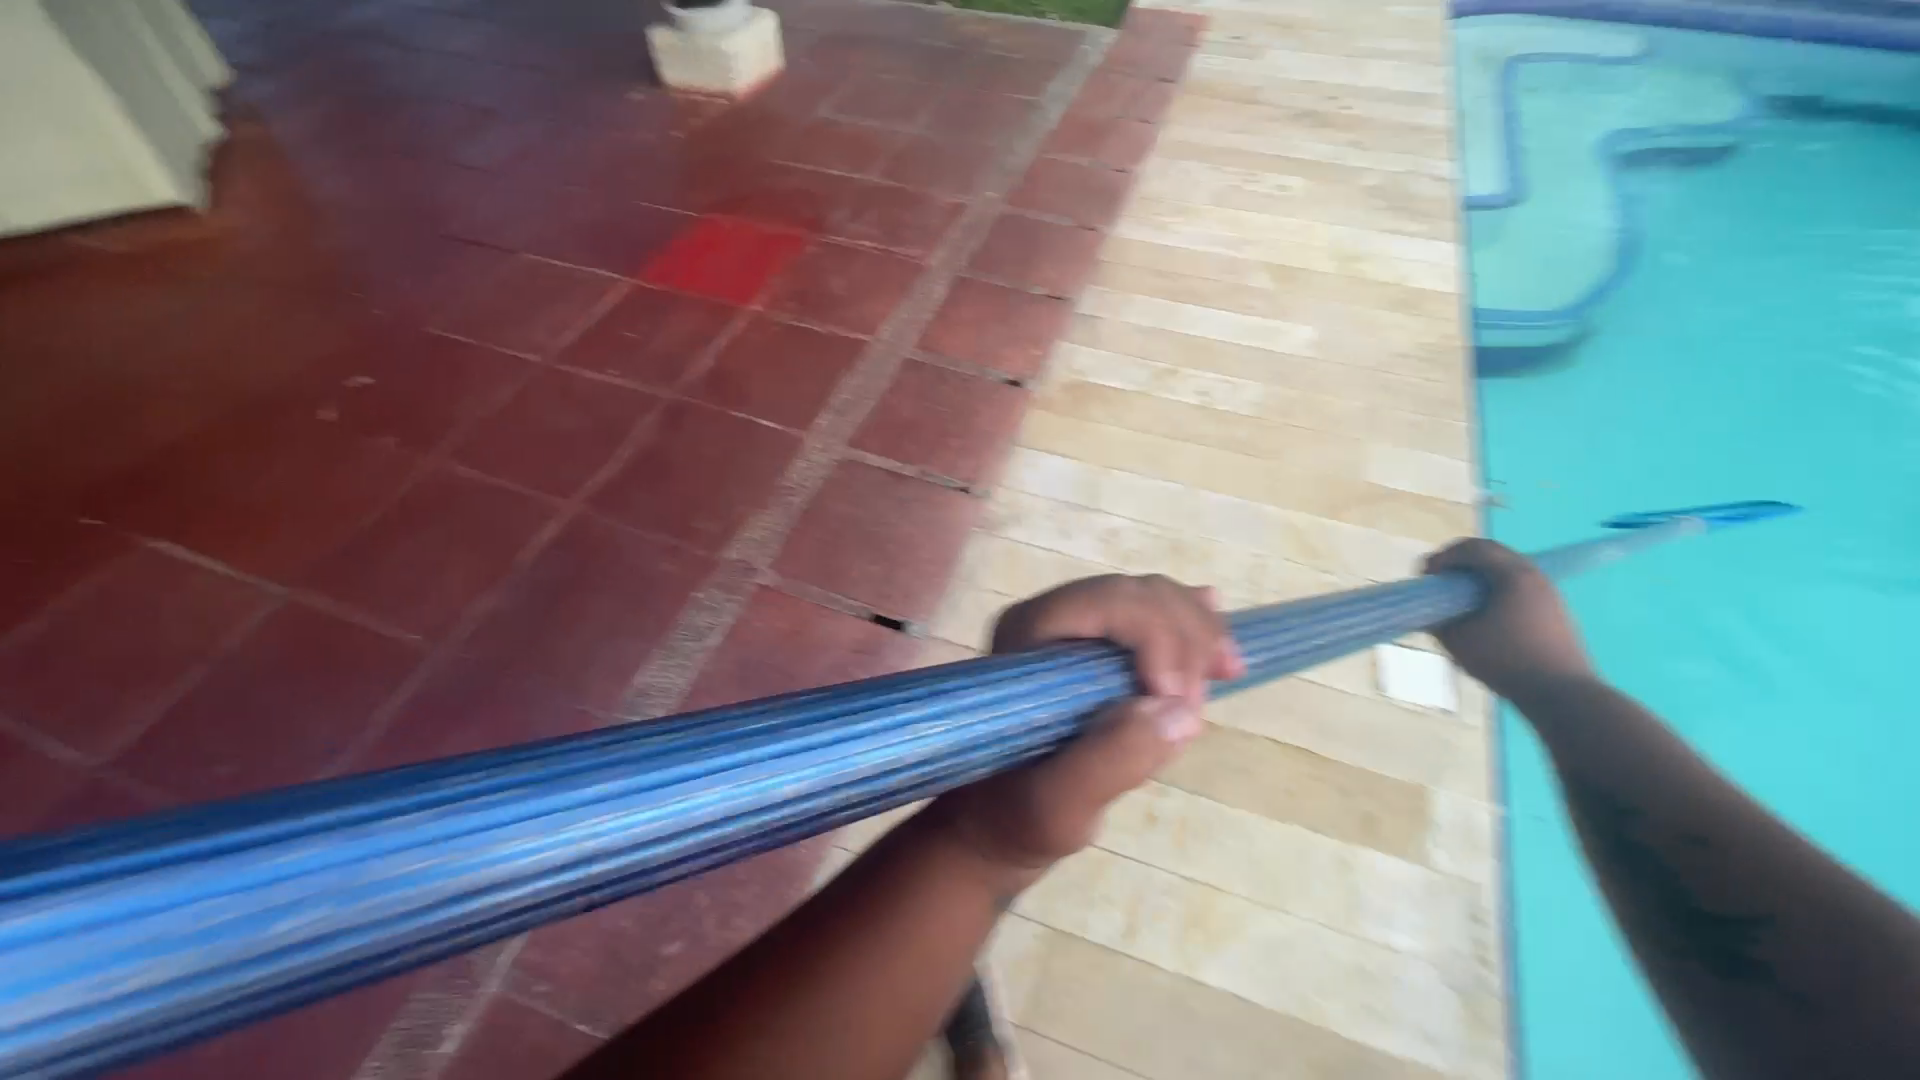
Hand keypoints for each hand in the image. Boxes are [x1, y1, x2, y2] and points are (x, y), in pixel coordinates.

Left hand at [928, 575, 1243, 874]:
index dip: (1154, 635)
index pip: (1103, 601)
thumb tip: (1179, 712)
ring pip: (1153, 600)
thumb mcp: (1057, 806)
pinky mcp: (1106, 645)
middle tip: (1197, 707)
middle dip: (1183, 637)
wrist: (1004, 819)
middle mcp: (1052, 617)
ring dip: (1197, 632)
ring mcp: (1080, 627)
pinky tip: (1219, 644)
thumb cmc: (1018, 815)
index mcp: (1026, 636)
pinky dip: (1193, 629)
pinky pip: (1159, 618)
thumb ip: (1109, 759)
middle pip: (1136, 595)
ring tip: (1226, 673)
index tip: (1181, 699)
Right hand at [1424, 538, 1594, 697]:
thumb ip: (1438, 621)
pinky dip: (1495, 587)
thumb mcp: (1459, 641)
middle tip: (1439, 580)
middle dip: (1460, 561)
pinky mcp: (1553, 609)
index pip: (1472, 548)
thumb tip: (1431, 611)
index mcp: (1512, 575)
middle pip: (1492, 552)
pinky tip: (1484, 612)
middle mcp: (1534, 574)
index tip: (1426, 576)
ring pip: (1507, 568)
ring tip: (1459, 597)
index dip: (1443, 557)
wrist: (1561, 693)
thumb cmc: (1506, 661)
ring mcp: (1548, 591)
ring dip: (1478, 575)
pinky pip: (1518, 584)